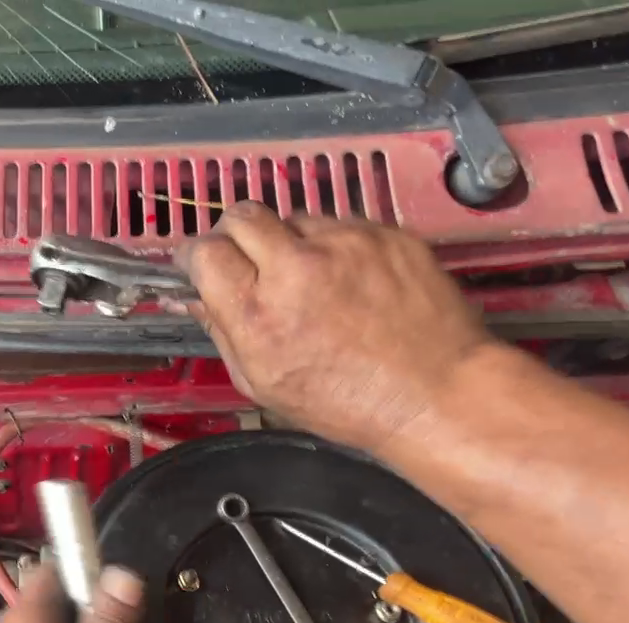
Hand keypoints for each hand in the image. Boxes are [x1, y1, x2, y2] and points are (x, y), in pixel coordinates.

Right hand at [175, 202, 501, 454]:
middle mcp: (295, 267)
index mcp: (257, 312)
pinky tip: (344, 280)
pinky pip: (340, 225)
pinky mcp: (384, 233)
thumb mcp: (261, 384)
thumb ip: (223, 333)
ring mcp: (344, 243)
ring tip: (304, 278)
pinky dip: (330, 246)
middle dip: (233, 235)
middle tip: (244, 260)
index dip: (196, 256)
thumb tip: (197, 299)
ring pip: (292, 218)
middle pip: (242, 216)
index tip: (199, 264)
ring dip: (285, 241)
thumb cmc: (343, 401)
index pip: (205, 251)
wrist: (432, 392)